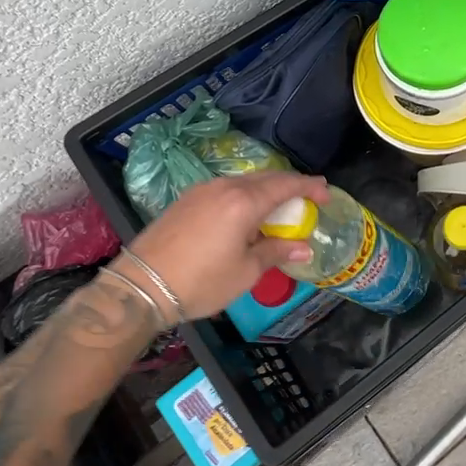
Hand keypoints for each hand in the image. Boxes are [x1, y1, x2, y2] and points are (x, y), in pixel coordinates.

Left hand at [117, 171, 329, 320]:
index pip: (287, 185)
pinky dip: (244, 194)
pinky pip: (226, 189)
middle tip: (308, 198)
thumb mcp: (245, 272)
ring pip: (245, 181)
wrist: (139, 287)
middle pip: (267, 177)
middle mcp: (226, 188)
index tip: (326, 194)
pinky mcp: (186, 200)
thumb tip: (304, 248)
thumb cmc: (200, 282)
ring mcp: (202, 191)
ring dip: (266, 189)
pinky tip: (246, 212)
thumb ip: (276, 253)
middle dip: (290, 185)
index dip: (310, 187)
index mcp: (245, 203)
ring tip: (278, 206)